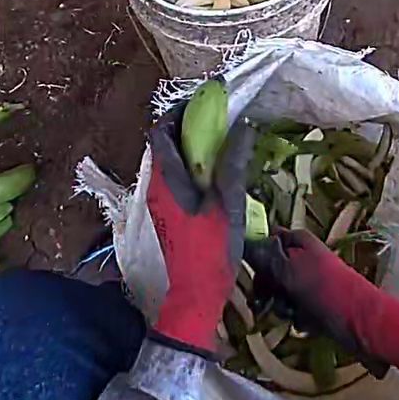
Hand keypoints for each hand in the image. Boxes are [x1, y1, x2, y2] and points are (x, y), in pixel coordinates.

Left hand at [144, 101, 250, 357]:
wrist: (193, 296)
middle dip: (187, 125)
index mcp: (165, 178)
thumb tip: (243, 125)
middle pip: (164, 142)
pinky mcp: (167, 212)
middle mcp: (155, 184)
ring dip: (190, 146)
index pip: (160, 130)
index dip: (178, 111)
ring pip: (170, 160)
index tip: (204, 102)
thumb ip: (233, 163)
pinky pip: (175, 176)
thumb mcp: (228, 204)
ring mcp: (159, 199)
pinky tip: (215, 171)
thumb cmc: (209, 250)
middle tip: (217, 119)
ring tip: (221, 141)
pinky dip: (192, 165)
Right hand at [244, 229, 398, 376]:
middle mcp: (303, 255)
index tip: (249, 271)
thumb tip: (240, 240)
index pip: (266, 237)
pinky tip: (302, 322)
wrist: (367, 327)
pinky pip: (294, 304)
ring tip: (289, 313)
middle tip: (265, 299)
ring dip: (280, 303)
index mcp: (299, 240)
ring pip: (279, 287)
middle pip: (269, 265)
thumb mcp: (291, 272)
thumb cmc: (328, 293)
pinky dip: (295, 314)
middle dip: (266, 285)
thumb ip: (264, 256)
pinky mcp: (316, 300)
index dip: (255, 252)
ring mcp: (310, 279)